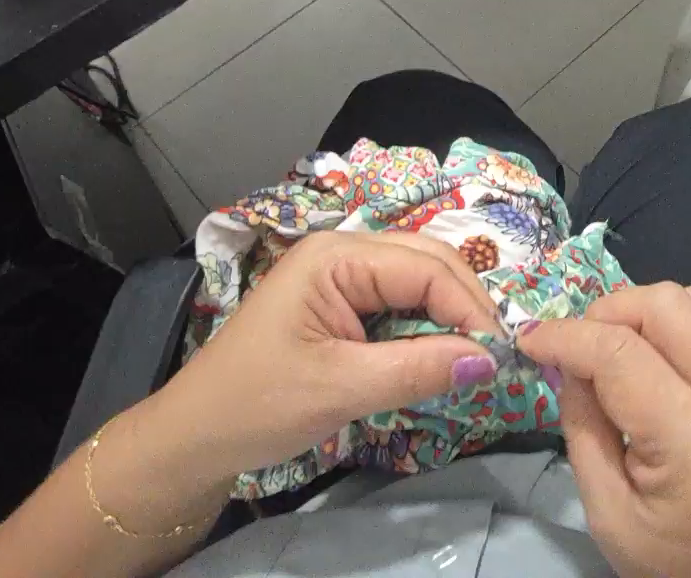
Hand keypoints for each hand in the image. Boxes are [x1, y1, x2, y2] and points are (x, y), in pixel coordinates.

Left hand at [146, 231, 502, 483]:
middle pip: (427, 261)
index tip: (499, 355)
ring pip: (418, 279)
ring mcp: (342, 273)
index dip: (468, 307)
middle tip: (494, 355)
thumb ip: (418, 369)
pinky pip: (400, 301)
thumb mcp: (340, 388)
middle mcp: (343, 250)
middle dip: (465, 303)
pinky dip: (427, 324)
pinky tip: (441, 351)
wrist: (192, 439)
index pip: (424, 267)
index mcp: (335, 255)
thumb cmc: (257, 405)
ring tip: (475, 355)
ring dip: (450, 313)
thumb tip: (489, 361)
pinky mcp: (343, 300)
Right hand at [519, 283, 690, 577]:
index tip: (529, 339)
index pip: (620, 353)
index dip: (566, 336)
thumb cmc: (671, 560)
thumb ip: (581, 424)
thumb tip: (568, 359)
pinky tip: (652, 352)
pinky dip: (670, 318)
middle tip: (578, 350)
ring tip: (614, 350)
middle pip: (662, 304)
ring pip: (689, 297)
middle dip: (605, 313)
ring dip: (639, 310)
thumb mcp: (606, 510)